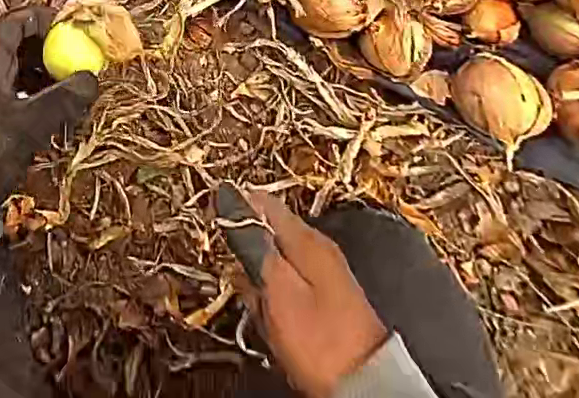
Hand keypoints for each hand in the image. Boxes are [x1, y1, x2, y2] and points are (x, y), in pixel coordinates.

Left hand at [0, 5, 97, 206]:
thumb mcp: (33, 123)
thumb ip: (65, 98)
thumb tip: (92, 79)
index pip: (16, 21)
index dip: (44, 19)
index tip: (71, 29)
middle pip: (22, 41)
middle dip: (53, 47)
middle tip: (79, 57)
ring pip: (23, 64)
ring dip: (49, 71)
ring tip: (73, 86)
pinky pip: (21, 85)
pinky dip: (41, 89)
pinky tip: (59, 107)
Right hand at [242, 191, 388, 397]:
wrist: (366, 388)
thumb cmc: (318, 340)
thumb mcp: (278, 288)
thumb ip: (254, 244)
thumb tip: (232, 199)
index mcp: (305, 238)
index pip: (262, 202)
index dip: (234, 207)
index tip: (213, 222)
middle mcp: (317, 246)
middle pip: (269, 229)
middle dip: (247, 249)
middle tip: (241, 280)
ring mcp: (325, 270)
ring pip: (276, 256)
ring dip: (259, 275)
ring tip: (259, 306)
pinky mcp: (327, 295)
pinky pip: (289, 279)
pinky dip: (274, 292)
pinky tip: (273, 316)